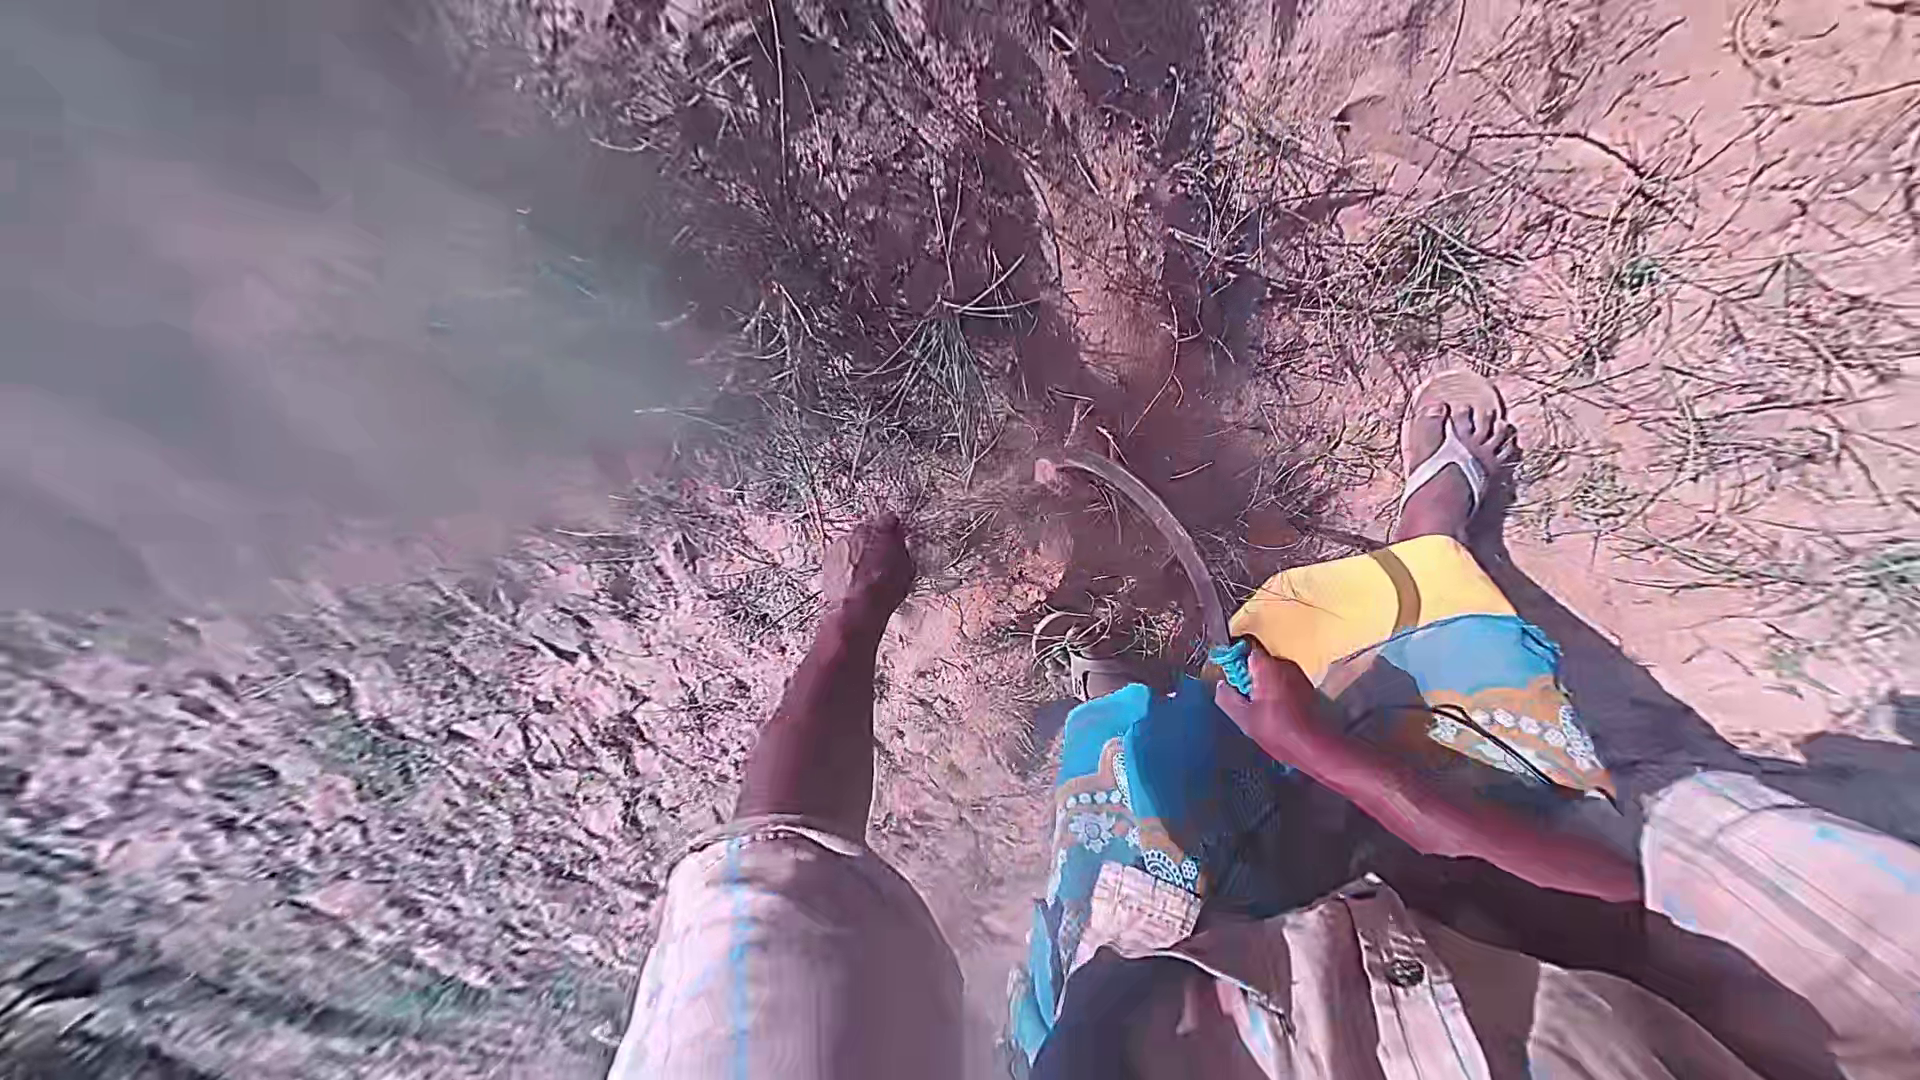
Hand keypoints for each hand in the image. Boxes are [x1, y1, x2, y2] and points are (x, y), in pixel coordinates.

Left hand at [822, 512, 914, 620]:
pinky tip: (855, 576)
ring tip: (867, 571)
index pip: (890, 520)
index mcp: (881, 531)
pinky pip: (841, 554)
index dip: (894, 530)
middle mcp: (859, 533)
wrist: (856, 608)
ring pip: (853, 542)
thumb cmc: (881, 591)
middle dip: (875, 540)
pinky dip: (847, 561)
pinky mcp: (829, 558)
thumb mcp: (906, 569)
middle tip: (882, 556)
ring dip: (859, 551)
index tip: (896, 537)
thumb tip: (901, 547)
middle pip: (868, 529)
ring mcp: (842, 545)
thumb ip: (902, 550)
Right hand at [1213, 642, 1330, 762]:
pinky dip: (1276, 691)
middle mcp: (1285, 665)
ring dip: (1263, 684)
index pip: (1244, 648)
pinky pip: (1284, 682)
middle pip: (1258, 661)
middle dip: (1248, 675)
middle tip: (1242, 696)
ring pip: (1271, 672)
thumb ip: (1225, 696)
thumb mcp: (1242, 717)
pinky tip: (1274, 711)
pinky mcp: (1307, 688)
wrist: (1315, 748)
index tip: (1228, 676)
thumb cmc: (1279, 731)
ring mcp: (1299, 676)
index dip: (1233, 661)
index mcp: (1268, 667)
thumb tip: (1221, 686)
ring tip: (1259, 707)